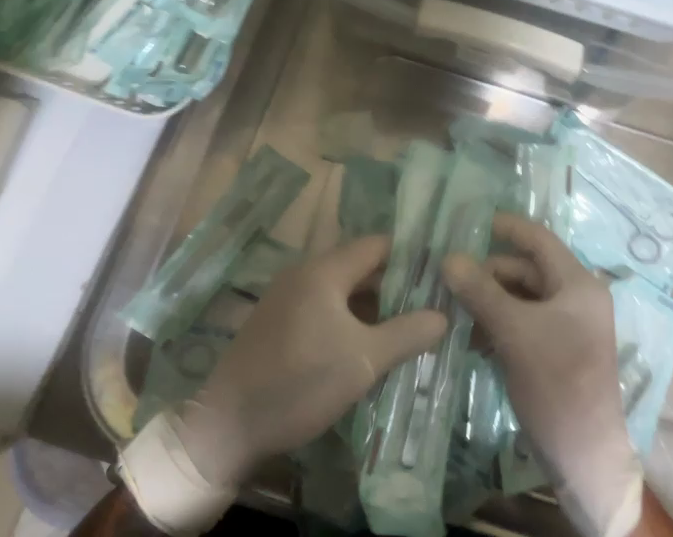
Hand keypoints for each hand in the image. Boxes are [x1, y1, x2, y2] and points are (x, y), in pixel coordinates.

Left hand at [119, 235, 444, 533]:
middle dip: (396, 284)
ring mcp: (286, 298)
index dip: (412, 255)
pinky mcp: (277, 324)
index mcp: (323, 271)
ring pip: (341, 291)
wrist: (228, 426)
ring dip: (373, 306)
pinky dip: (349, 319)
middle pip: (360, 266)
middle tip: (433, 303)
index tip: (443, 272)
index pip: (377, 245)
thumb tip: (444, 314)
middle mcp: (303, 274)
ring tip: (409, 326)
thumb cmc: (300, 384)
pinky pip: (323, 308)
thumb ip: (407, 333)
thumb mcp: (363, 361)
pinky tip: (370, 345)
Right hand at [443, 214, 642, 536]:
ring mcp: (568, 327)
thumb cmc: (556, 383)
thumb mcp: (513, 332)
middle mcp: (577, 298)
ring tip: (455, 315)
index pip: (539, 240)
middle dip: (488, 274)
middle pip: (526, 270)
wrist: (583, 454)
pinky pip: (523, 323)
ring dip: (489, 302)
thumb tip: (448, 258)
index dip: (506, 228)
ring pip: (521, 298)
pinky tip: (472, 340)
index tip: (469, 223)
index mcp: (578, 284)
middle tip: (447, 281)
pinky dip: (498, 325)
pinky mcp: (557, 352)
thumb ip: (481, 291)